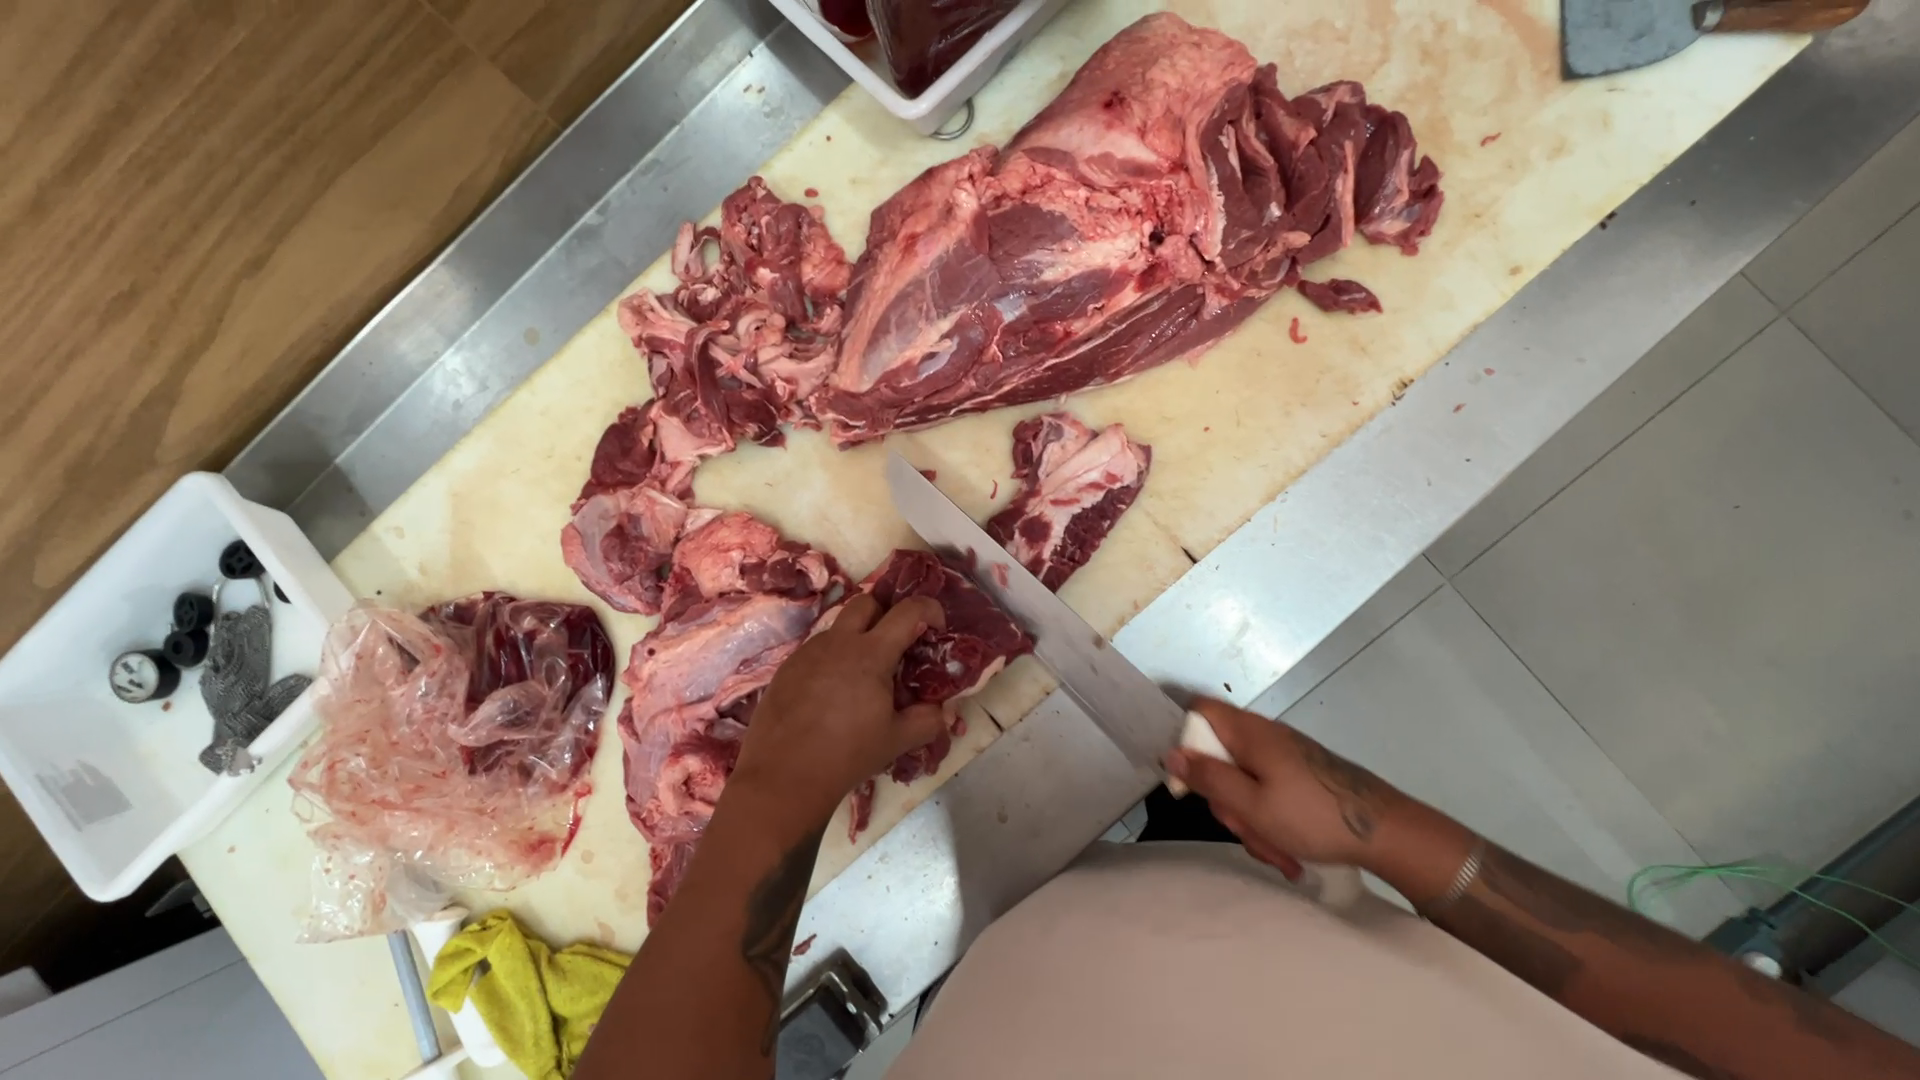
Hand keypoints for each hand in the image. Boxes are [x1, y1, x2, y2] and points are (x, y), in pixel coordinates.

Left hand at [728, 594, 947, 827]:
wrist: (783, 777)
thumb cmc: (847, 755)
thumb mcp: (897, 740)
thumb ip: (928, 720)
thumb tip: (941, 709)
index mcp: (871, 654)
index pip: (908, 611)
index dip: (929, 610)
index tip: (936, 628)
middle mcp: (838, 643)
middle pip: (866, 602)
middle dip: (887, 614)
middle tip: (896, 645)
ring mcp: (807, 653)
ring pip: (838, 628)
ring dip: (857, 639)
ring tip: (863, 678)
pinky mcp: (786, 668)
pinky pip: (816, 651)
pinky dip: (832, 660)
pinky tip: (832, 695)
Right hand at [1164, 699, 1402, 877]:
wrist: (1389, 833)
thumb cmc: (1313, 816)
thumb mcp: (1251, 805)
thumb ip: (1208, 778)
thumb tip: (1170, 752)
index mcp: (1250, 733)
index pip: (1200, 711)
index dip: (1184, 738)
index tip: (1188, 779)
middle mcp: (1266, 736)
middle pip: (1221, 756)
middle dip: (1226, 798)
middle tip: (1244, 827)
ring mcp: (1286, 756)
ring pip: (1246, 782)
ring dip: (1252, 818)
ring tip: (1276, 849)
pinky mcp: (1302, 775)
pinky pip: (1270, 792)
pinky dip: (1272, 819)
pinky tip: (1289, 849)